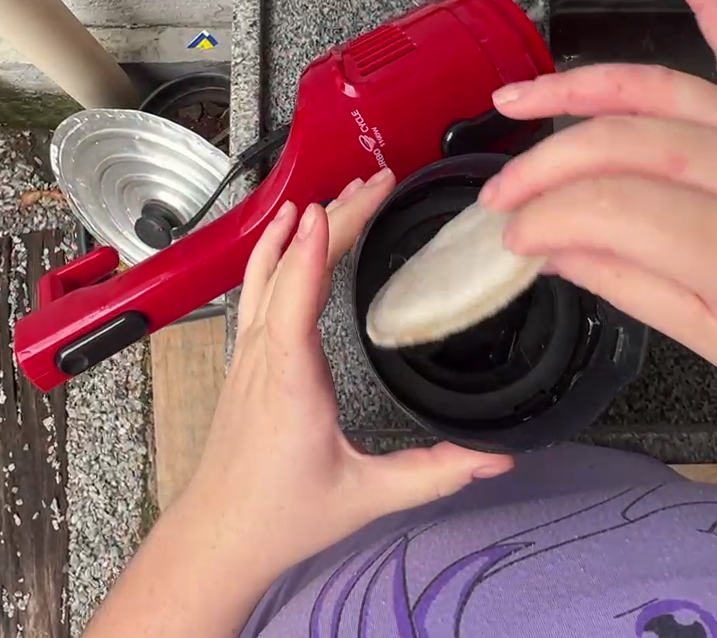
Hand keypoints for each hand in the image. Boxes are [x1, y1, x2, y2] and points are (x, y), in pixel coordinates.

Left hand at [169, 169, 512, 583]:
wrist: (218, 536)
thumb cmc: (284, 516)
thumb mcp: (366, 497)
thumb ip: (434, 474)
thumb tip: (499, 458)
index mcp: (290, 381)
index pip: (294, 302)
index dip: (309, 252)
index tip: (330, 206)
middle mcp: (262, 354)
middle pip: (289, 269)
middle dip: (333, 219)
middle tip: (377, 181)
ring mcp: (247, 349)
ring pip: (267, 269)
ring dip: (302, 226)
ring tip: (342, 189)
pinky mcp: (245, 352)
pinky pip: (255, 284)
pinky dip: (273, 247)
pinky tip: (286, 225)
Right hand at [480, 0, 716, 461]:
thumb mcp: (711, 343)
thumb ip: (621, 281)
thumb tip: (540, 243)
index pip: (612, 207)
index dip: (544, 216)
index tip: (508, 237)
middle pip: (622, 140)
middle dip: (543, 163)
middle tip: (497, 193)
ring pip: (654, 89)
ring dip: (575, 87)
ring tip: (513, 99)